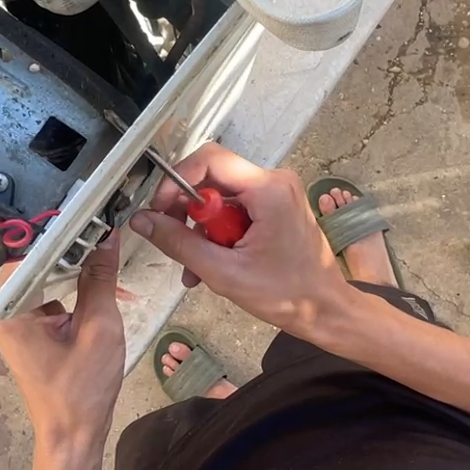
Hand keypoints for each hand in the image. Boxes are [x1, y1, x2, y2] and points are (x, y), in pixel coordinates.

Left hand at [0, 233, 125, 456]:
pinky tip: (96, 274)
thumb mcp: (99, 327)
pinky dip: (71, 283)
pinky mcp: (30, 330)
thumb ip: (101, 278)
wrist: (73, 436)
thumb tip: (108, 236)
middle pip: (36, 260)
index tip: (91, 211)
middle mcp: (5, 310)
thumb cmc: (83, 389)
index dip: (62, 230)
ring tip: (103, 243)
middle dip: (70, 244)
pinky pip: (49, 293)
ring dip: (73, 263)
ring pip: (44, 275)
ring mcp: (16, 320)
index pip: (31, 251)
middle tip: (103, 225)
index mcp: (10, 309)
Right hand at [128, 143, 353, 338]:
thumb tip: (143, 221)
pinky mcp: (277, 207)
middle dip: (188, 210)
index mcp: (269, 190)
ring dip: (202, 229)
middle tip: (173, 238)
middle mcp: (276, 182)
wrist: (326, 310)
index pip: (209, 159)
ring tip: (195, 266)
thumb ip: (179, 243)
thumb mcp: (223, 272)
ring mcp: (278, 193)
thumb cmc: (288, 295)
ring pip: (221, 197)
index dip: (177, 180)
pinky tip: (212, 263)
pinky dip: (219, 234)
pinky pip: (236, 209)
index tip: (161, 209)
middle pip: (213, 178)